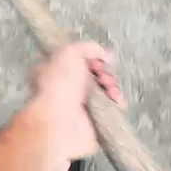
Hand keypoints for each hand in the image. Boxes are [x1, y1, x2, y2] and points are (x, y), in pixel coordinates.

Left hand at [24, 40, 123, 170]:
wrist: (63, 122)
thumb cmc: (60, 83)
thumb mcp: (70, 52)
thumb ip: (89, 47)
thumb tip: (106, 55)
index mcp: (54, 69)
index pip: (77, 59)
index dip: (90, 57)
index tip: (98, 59)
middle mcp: (66, 87)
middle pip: (93, 74)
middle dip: (104, 72)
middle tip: (103, 76)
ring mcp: (80, 105)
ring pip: (104, 90)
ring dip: (112, 87)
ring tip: (111, 90)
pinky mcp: (94, 120)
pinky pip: (110, 108)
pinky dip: (116, 103)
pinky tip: (116, 100)